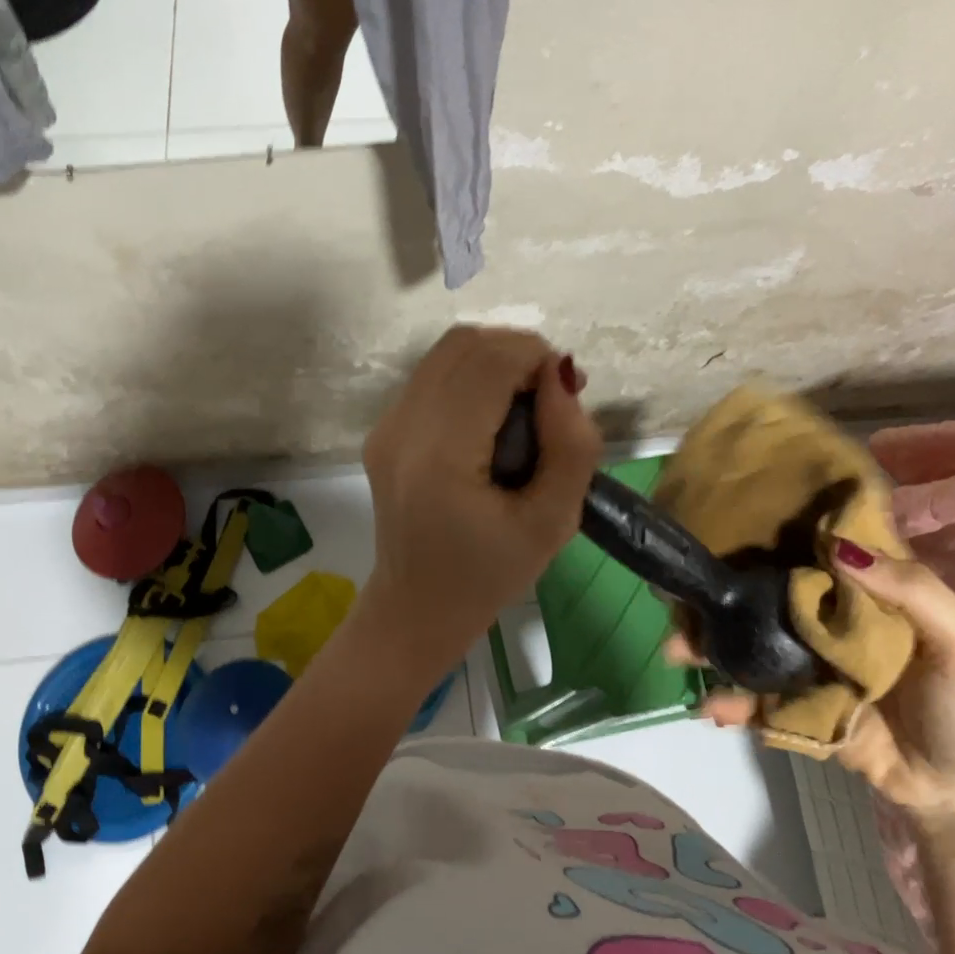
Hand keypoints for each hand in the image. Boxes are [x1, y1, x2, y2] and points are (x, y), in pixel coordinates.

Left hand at [360, 325, 601, 657]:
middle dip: (519, 354)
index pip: (490, 360)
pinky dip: (472, 380)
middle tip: (551, 402)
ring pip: (447, 354)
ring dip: (495, 363)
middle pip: (465, 343)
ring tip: (526, 412)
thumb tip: (560, 375)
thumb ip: (570, 445)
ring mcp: (386, 426)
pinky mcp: (383, 431)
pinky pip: (433, 377)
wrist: (416, 609)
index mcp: (439, 454)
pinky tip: (493, 425)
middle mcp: (402, 427)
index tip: (567, 398)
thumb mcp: (552, 523)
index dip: (538, 359)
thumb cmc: (488, 576)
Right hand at [675, 542, 954, 824]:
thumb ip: (911, 590)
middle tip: (681, 602)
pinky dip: (731, 704)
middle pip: (768, 605)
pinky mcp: (799, 714)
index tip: (724, 533)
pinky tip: (711, 708)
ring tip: (678, 654)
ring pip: (753, 650)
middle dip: (723, 601)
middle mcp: (833, 629)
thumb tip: (837, 547)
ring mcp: (811, 673)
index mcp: (872, 602)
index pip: (817, 562)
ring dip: (712, 650)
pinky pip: (758, 703)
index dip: (775, 545)